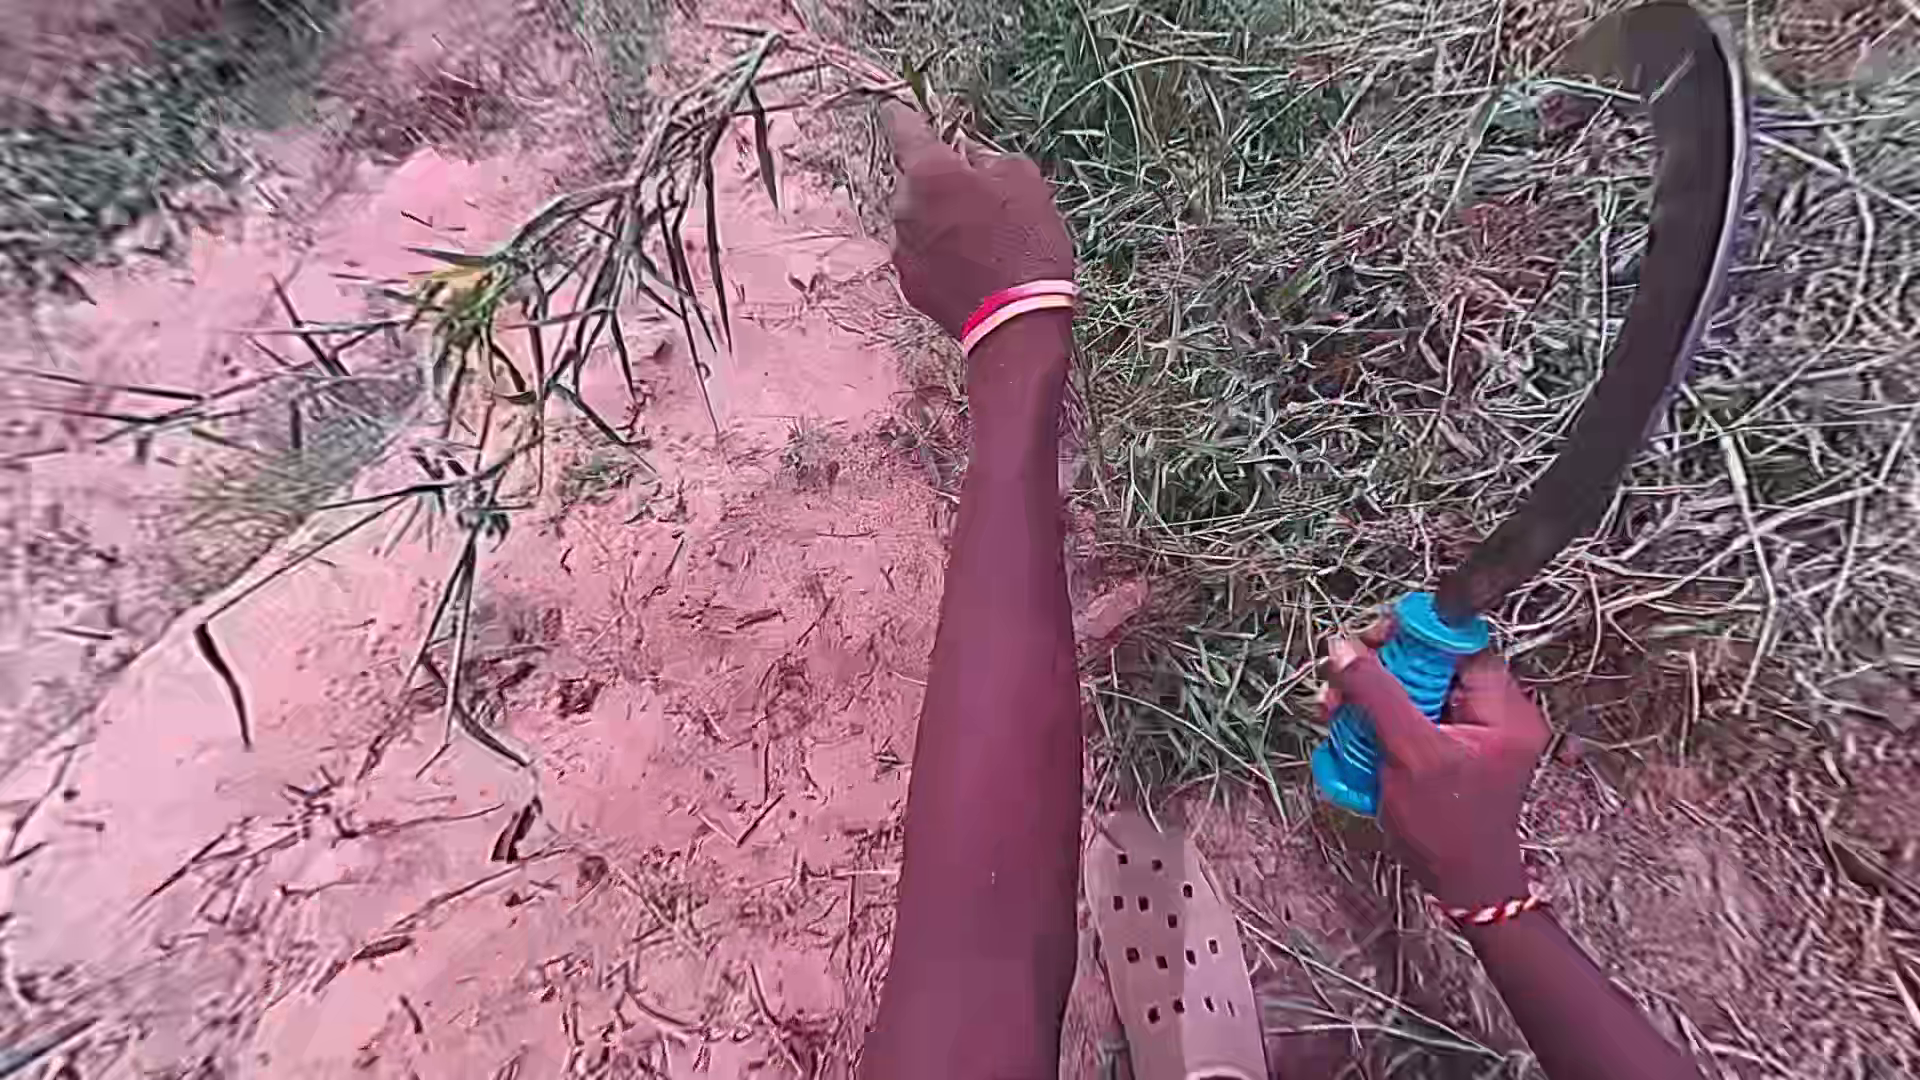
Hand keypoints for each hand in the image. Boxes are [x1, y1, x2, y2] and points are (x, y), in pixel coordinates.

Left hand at [885, 103, 1074, 338]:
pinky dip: (935, 256)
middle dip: (935, 183)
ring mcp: (902, 250)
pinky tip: (966, 268)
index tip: (903, 111)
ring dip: (934, 222)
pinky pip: (919, 257)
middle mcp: (903, 208)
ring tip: (974, 242)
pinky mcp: (908, 285)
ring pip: (914, 221)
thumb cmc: (1026, 246)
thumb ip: (987, 157)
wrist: (1017, 322)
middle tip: (972, 198)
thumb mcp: (1024, 181)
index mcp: (929, 171)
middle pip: (911, 181)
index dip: (905, 116)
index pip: (901, 126)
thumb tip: (969, 157)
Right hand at [1324, 630, 1549, 907]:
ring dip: (1362, 694)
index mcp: (1502, 709)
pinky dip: (1366, 714)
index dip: (1414, 636)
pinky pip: (1395, 711)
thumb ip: (1377, 694)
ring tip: (1333, 711)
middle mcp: (1484, 711)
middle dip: (1376, 671)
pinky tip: (1343, 728)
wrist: (1457, 882)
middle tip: (1341, 684)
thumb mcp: (1410, 752)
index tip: (1370, 640)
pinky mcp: (1432, 742)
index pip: (1459, 646)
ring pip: (1402, 686)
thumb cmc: (1446, 821)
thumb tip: (1341, 645)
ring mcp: (1457, 728)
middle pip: (1424, 663)